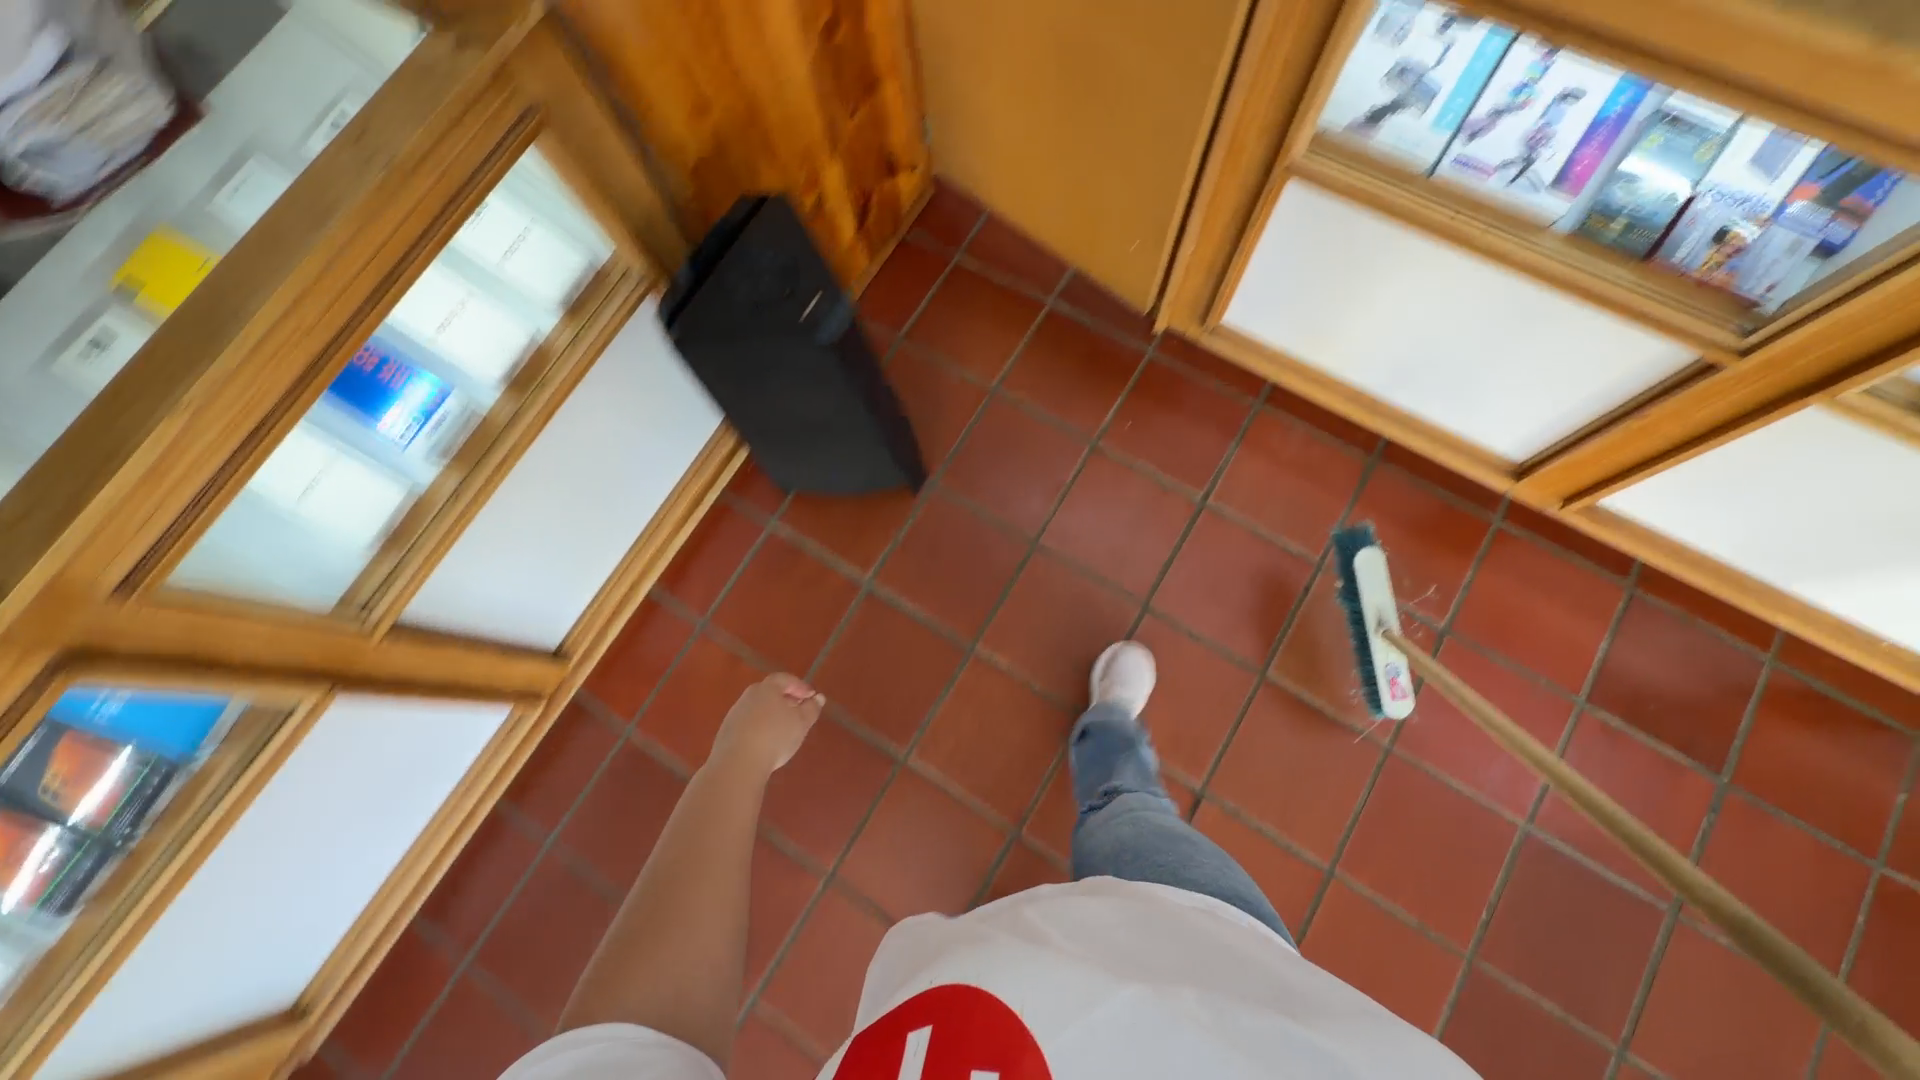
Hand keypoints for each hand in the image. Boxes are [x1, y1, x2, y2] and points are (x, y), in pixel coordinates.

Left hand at [711, 673, 824, 777]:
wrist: (737, 763)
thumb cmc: (775, 737)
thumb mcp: (801, 723)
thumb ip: (811, 709)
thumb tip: (818, 698)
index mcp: (767, 689)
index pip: (785, 679)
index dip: (800, 686)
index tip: (811, 696)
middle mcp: (748, 697)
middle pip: (769, 692)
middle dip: (785, 699)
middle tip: (798, 710)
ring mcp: (735, 714)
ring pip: (758, 708)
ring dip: (771, 714)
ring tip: (783, 728)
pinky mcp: (727, 732)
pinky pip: (748, 723)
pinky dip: (759, 727)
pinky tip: (766, 741)